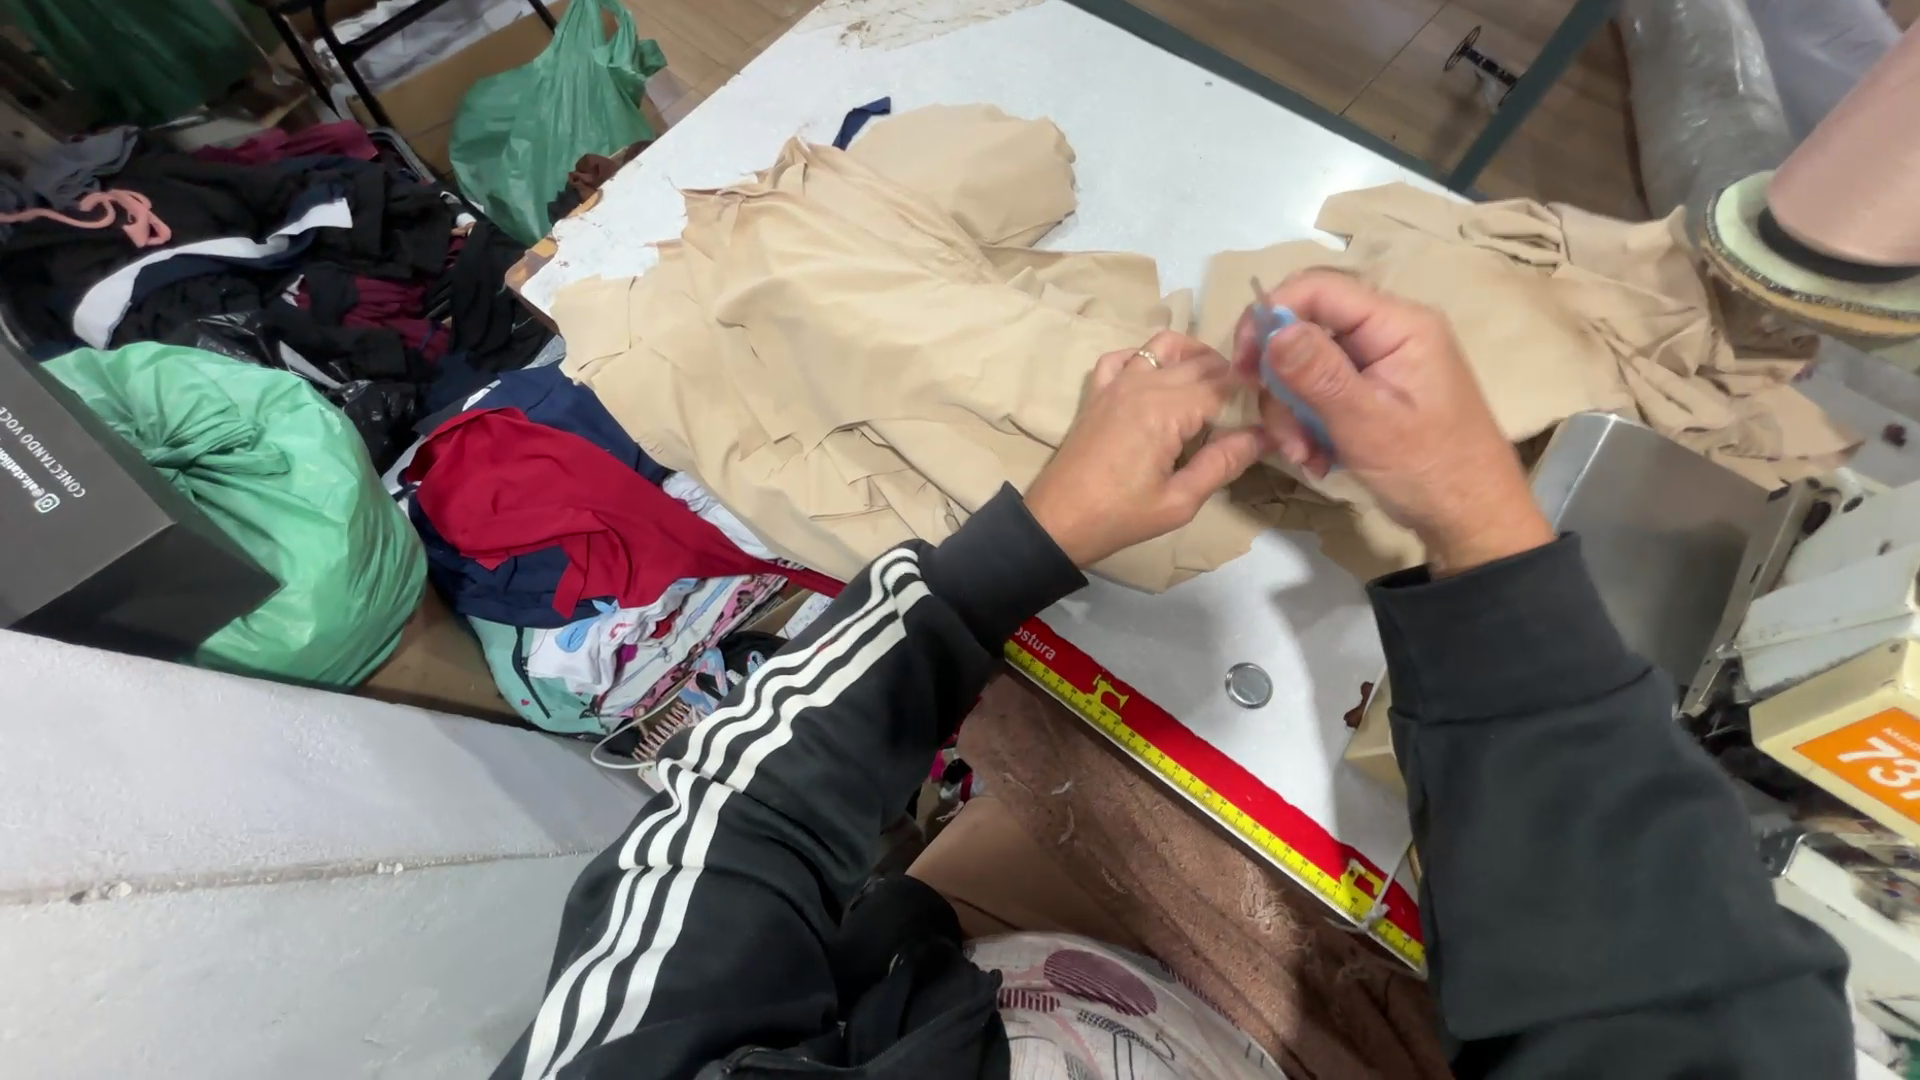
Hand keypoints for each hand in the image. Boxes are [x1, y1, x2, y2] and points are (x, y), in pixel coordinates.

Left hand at [1026, 331, 1272, 568]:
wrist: (1056, 522)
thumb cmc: (1118, 517)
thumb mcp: (1179, 501)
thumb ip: (1223, 463)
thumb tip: (1264, 435)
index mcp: (1166, 409)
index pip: (1227, 385)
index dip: (1255, 397)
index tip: (1272, 415)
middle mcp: (1142, 384)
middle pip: (1202, 362)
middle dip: (1233, 378)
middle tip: (1250, 407)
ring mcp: (1115, 384)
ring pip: (1164, 345)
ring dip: (1194, 357)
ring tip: (1212, 389)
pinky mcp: (1096, 393)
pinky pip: (1123, 356)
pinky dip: (1146, 357)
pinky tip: (1159, 380)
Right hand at [1233, 270, 1552, 574]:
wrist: (1468, 515)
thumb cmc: (1428, 468)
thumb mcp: (1366, 423)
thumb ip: (1318, 373)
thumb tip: (1272, 329)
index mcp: (1397, 325)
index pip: (1317, 290)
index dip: (1270, 317)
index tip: (1242, 367)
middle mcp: (1384, 333)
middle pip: (1302, 333)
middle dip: (1281, 386)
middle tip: (1283, 434)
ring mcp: (1374, 363)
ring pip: (1302, 370)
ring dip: (1291, 416)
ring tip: (1306, 456)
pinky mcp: (1366, 391)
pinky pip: (1316, 394)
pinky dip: (1305, 427)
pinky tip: (1317, 458)